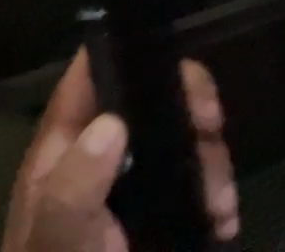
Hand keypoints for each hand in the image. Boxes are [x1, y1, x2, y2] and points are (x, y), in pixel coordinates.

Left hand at [2, 52, 239, 251]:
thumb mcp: (59, 245)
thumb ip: (73, 189)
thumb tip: (113, 121)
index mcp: (65, 149)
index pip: (93, 74)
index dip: (130, 51)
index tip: (177, 65)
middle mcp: (101, 155)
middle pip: (153, 97)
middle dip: (192, 106)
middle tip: (214, 127)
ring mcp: (133, 184)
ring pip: (185, 137)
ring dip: (212, 158)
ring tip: (222, 201)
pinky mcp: (163, 212)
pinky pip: (199, 179)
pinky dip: (218, 191)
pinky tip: (225, 217)